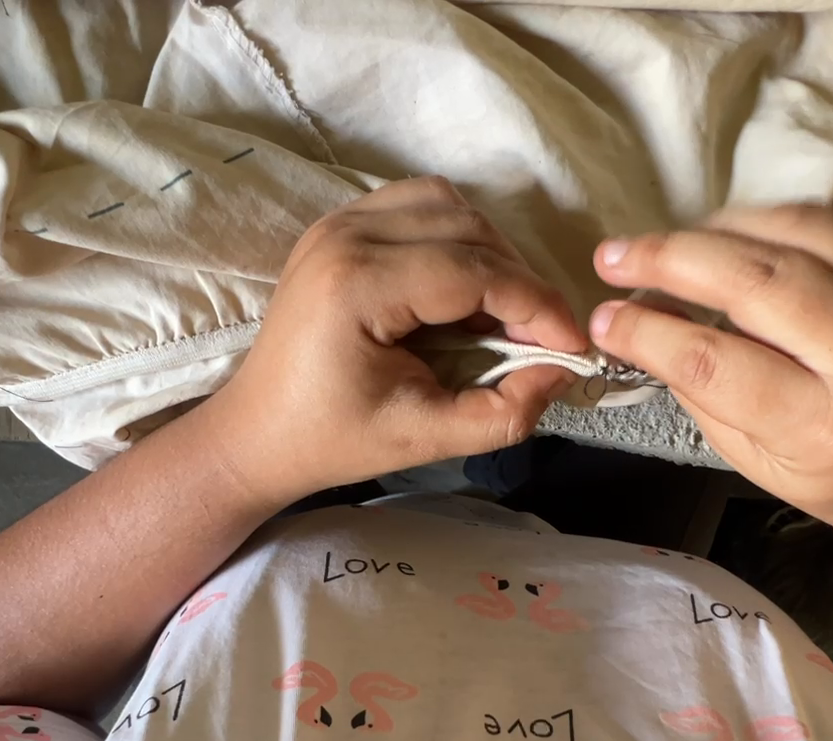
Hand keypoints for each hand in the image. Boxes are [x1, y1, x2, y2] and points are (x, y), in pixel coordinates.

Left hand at [197, 177, 585, 504]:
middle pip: (467, 228)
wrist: (259, 433)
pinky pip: (419, 209)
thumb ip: (503, 412)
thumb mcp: (424, 438)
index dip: (537, 305)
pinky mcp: (338, 227)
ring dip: (490, 253)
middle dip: (519, 281)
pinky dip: (456, 241)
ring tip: (503, 312)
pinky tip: (462, 290)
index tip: (573, 347)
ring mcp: (337, 222)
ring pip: (447, 206)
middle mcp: (345, 234)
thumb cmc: (333, 441)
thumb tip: (560, 372)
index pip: (474, 271)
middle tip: (539, 337)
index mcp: (358, 283)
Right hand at [586, 205, 832, 537]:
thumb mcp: (745, 454)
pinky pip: (829, 222)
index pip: (716, 363)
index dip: (648, 333)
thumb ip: (695, 386)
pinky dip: (764, 219)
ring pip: (795, 237)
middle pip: (757, 284)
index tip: (602, 319)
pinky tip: (722, 234)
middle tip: (615, 256)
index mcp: (823, 428)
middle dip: (671, 261)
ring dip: (714, 232)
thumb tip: (637, 319)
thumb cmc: (821, 473)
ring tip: (663, 245)